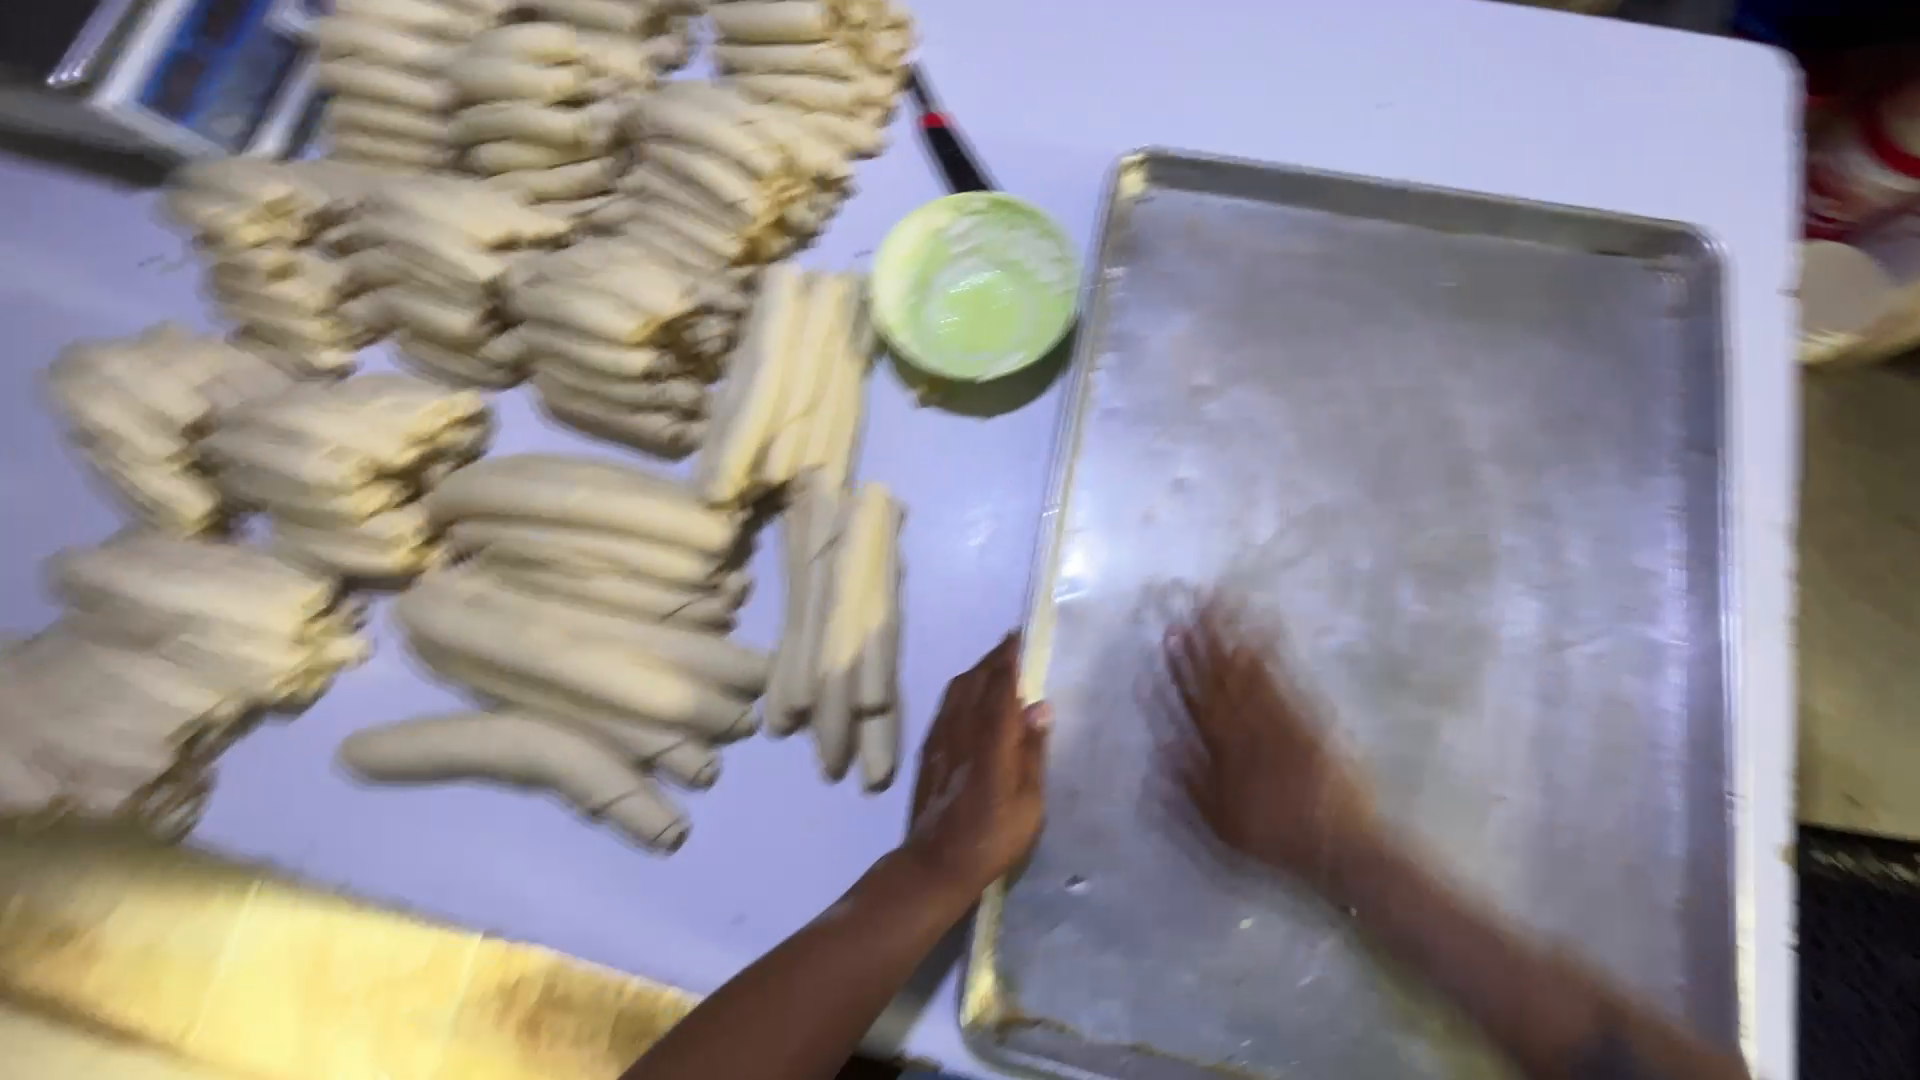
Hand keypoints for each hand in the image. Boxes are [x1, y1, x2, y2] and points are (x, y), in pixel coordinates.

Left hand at [901, 634, 1049, 897]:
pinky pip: (945, 706)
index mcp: (991, 739)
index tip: (1020, 636)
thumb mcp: (1029, 802)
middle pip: (976, 680)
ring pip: (956, 689)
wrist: (935, 863)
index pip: (1001, 685)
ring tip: (994, 666)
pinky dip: (961, 691)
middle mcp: (961, 728)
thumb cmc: (992, 837)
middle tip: (1011, 645)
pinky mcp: (928, 749)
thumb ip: (1032, 751)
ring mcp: (940, 737)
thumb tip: (1039, 706)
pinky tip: (970, 697)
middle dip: (993, 659)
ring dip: (976, 671)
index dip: (1010, 658)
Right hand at [1162, 601, 1379, 897]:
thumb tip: (1160, 748)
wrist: (1339, 844)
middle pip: (1221, 675)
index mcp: (1222, 750)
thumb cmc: (1273, 837)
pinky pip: (1285, 678)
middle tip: (1193, 603)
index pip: (1195, 698)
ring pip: (1250, 669)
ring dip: (1234, 634)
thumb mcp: (1218, 822)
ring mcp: (1280, 718)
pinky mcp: (1309, 718)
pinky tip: (1265, 628)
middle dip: (1205, 637)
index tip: (1170, 635)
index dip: (1181, 665)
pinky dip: (1272, 651)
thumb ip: (1188, 783)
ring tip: (1222, 603)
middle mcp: (1248, 726)